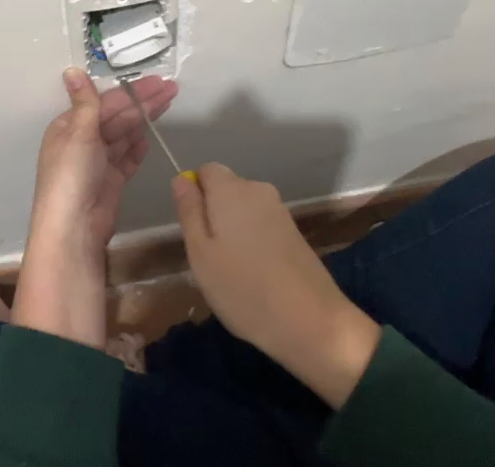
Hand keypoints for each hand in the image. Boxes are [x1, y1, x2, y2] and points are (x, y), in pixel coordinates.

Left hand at [28, 68, 176, 253]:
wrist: (74, 229)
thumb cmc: (72, 176)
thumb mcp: (78, 134)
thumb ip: (85, 103)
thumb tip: (71, 70)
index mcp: (69, 126)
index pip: (105, 103)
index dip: (131, 92)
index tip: (157, 82)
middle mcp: (82, 141)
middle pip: (116, 117)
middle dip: (143, 102)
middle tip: (172, 89)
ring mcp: (97, 163)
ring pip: (124, 135)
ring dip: (144, 120)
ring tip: (168, 104)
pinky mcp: (110, 182)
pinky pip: (126, 158)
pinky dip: (136, 147)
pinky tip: (148, 137)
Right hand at [172, 163, 381, 405]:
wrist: (313, 322)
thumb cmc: (244, 289)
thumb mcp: (201, 254)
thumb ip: (189, 211)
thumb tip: (181, 179)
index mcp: (231, 190)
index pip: (205, 171)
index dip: (195, 194)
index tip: (195, 230)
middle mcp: (258, 191)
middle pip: (226, 189)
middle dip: (214, 213)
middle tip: (210, 256)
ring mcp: (280, 211)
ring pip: (244, 209)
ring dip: (234, 230)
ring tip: (233, 270)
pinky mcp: (295, 232)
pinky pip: (262, 225)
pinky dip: (254, 242)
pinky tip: (257, 275)